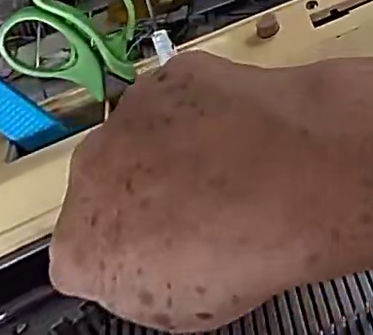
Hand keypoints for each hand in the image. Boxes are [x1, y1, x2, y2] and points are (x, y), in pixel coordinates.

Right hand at [48, 53, 372, 330]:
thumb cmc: (246, 245)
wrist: (295, 173)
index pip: (87, 248)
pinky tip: (239, 119)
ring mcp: (133, 111)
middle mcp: (92, 171)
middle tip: (199, 194)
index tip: (163, 239)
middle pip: (109, 178)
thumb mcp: (180, 303)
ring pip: (145, 128)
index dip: (131, 242)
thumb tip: (157, 255)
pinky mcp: (178, 70)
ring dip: (174, 137)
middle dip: (144, 183)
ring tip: (229, 154)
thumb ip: (142, 272)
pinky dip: (205, 99)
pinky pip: (183, 89)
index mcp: (77, 248)